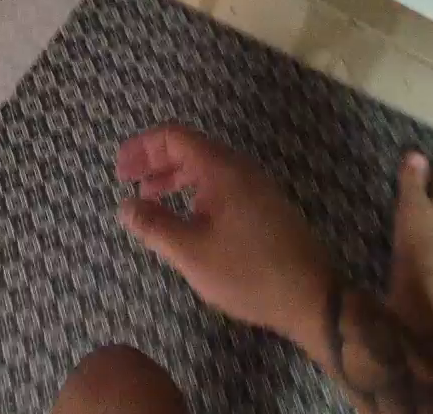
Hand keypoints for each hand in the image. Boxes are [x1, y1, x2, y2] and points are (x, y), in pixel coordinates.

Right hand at [115, 124, 335, 341]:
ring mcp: (254, 184)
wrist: (313, 296)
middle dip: (154, 160)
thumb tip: (124, 206)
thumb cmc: (248, 271)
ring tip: (149, 199)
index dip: (142, 147)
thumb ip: (155, 225)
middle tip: (127, 180)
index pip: (174, 136)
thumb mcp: (192, 252)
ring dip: (173, 177)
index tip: (119, 167)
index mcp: (220, 167)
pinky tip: (185, 215)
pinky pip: (219, 182)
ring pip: (205, 166)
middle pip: (189, 147)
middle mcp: (238, 166)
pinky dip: (193, 190)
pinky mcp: (262, 204)